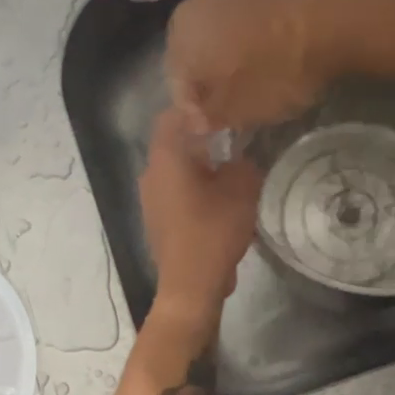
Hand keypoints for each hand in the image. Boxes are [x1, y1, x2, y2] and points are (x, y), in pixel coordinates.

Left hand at [140, 110, 262, 312]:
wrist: (190, 286)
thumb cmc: (213, 232)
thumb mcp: (242, 190)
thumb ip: (243, 164)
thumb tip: (240, 161)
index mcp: (166, 156)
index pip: (175, 113)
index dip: (199, 107)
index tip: (224, 111)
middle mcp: (151, 174)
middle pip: (175, 143)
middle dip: (203, 140)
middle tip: (234, 140)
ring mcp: (150, 201)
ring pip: (176, 172)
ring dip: (200, 170)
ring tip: (230, 174)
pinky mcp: (157, 224)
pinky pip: (176, 197)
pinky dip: (194, 194)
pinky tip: (218, 204)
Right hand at [164, 0, 357, 132]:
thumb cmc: (278, 66)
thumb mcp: (244, 110)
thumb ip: (213, 117)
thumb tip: (197, 121)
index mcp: (180, 40)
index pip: (178, 88)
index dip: (197, 114)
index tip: (217, 130)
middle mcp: (195, 0)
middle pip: (198, 51)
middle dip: (214, 78)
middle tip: (238, 103)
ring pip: (223, 26)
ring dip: (235, 50)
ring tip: (261, 72)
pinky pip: (252, 7)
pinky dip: (259, 28)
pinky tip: (280, 43)